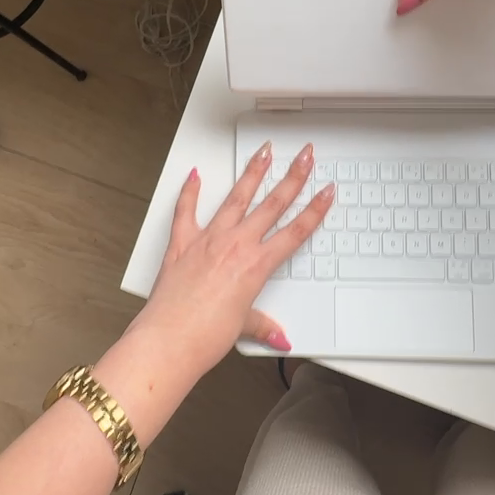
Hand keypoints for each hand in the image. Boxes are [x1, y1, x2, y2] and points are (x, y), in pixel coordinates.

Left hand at [126, 142, 332, 379]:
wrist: (168, 341)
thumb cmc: (204, 336)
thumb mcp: (242, 327)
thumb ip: (261, 324)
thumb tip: (278, 335)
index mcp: (256, 266)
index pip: (295, 232)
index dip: (315, 210)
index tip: (326, 192)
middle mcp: (235, 246)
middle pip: (272, 204)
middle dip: (292, 177)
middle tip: (305, 156)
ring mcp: (208, 240)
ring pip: (236, 198)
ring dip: (252, 173)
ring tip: (264, 152)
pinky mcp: (182, 242)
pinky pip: (186, 210)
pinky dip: (190, 192)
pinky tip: (195, 175)